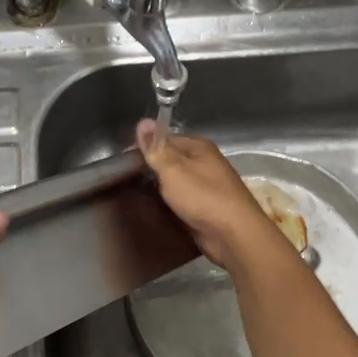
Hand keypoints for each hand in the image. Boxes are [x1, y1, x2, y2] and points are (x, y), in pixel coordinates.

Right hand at [136, 119, 288, 271]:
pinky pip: (180, 201)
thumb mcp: (173, 169)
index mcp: (199, 147)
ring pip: (174, 183)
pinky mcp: (204, 208)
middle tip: (125, 179)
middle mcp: (204, 163)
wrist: (233, 235)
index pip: (166, 139)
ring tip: (134, 195)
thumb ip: (156, 148)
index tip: (124, 160)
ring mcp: (206, 187)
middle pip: (170, 161)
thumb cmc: (203, 197)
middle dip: (150, 170)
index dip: (146, 147)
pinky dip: (168, 205)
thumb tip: (142, 121)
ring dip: (158, 189)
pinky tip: (153, 210)